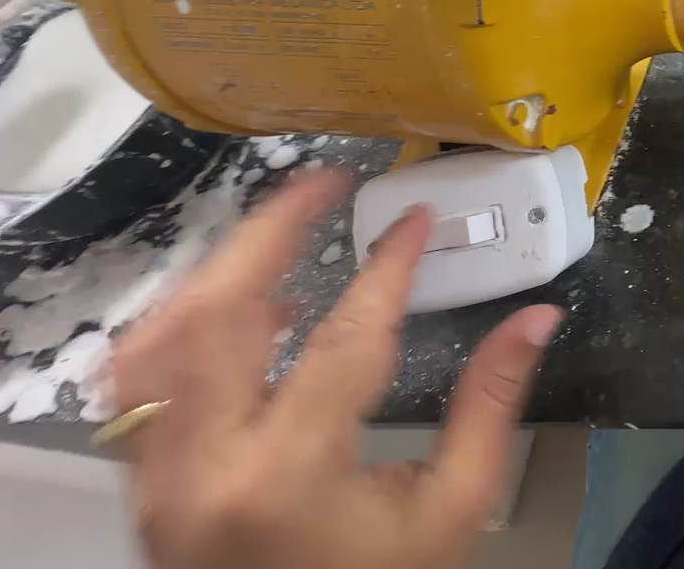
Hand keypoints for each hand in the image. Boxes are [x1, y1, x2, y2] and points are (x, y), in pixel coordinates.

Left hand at [107, 168, 562, 568]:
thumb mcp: (459, 500)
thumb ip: (494, 400)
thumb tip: (538, 317)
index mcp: (288, 475)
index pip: (342, 339)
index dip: (386, 268)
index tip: (417, 219)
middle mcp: (202, 469)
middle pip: (212, 320)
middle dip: (269, 235)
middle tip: (324, 184)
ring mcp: (160, 477)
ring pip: (157, 345)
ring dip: (219, 271)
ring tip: (282, 227)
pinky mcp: (151, 481)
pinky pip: (146, 382)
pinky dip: (191, 322)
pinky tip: (248, 303)